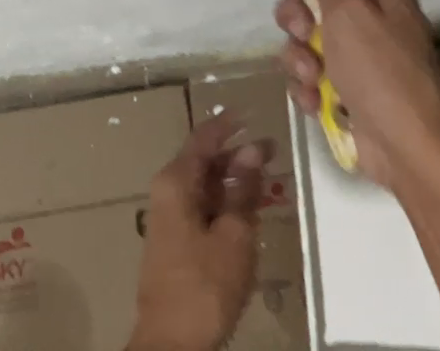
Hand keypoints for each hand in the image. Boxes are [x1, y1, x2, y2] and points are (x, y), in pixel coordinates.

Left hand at [127, 116, 266, 350]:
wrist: (172, 342)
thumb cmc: (205, 284)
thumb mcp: (234, 234)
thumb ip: (243, 189)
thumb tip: (253, 149)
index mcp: (175, 182)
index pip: (203, 139)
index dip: (228, 125)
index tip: (252, 112)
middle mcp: (166, 191)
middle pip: (202, 160)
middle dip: (236, 154)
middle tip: (273, 150)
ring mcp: (168, 217)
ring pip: (203, 185)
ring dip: (232, 180)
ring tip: (267, 178)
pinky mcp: (174, 240)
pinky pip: (201, 206)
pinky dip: (223, 202)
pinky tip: (247, 209)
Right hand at [275, 0, 439, 189]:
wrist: (407, 147)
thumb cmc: (380, 70)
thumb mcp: (347, 13)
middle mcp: (371, 11)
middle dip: (298, 18)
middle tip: (303, 35)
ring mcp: (359, 50)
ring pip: (306, 37)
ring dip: (300, 58)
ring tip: (314, 79)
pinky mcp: (347, 84)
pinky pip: (312, 72)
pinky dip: (309, 86)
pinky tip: (316, 101)